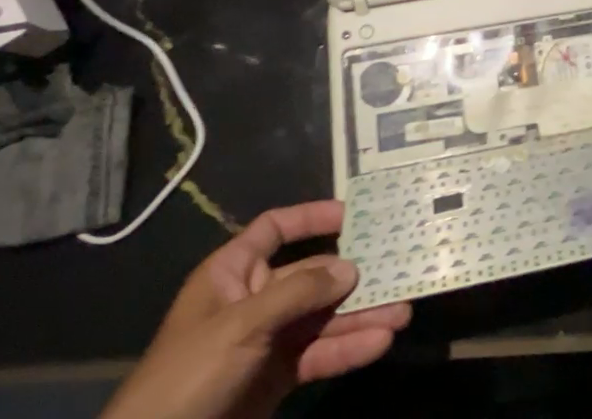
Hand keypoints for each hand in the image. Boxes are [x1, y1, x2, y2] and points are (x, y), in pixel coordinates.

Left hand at [101, 201, 411, 418]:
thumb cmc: (189, 373)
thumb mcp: (242, 324)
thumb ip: (298, 293)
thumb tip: (350, 268)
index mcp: (233, 273)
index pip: (274, 230)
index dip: (311, 218)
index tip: (354, 214)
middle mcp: (254, 299)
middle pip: (312, 276)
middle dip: (353, 277)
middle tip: (398, 272)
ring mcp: (268, 339)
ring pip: (323, 318)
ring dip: (361, 316)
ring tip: (402, 313)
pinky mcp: (278, 376)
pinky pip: (320, 354)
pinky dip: (348, 350)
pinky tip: (379, 344)